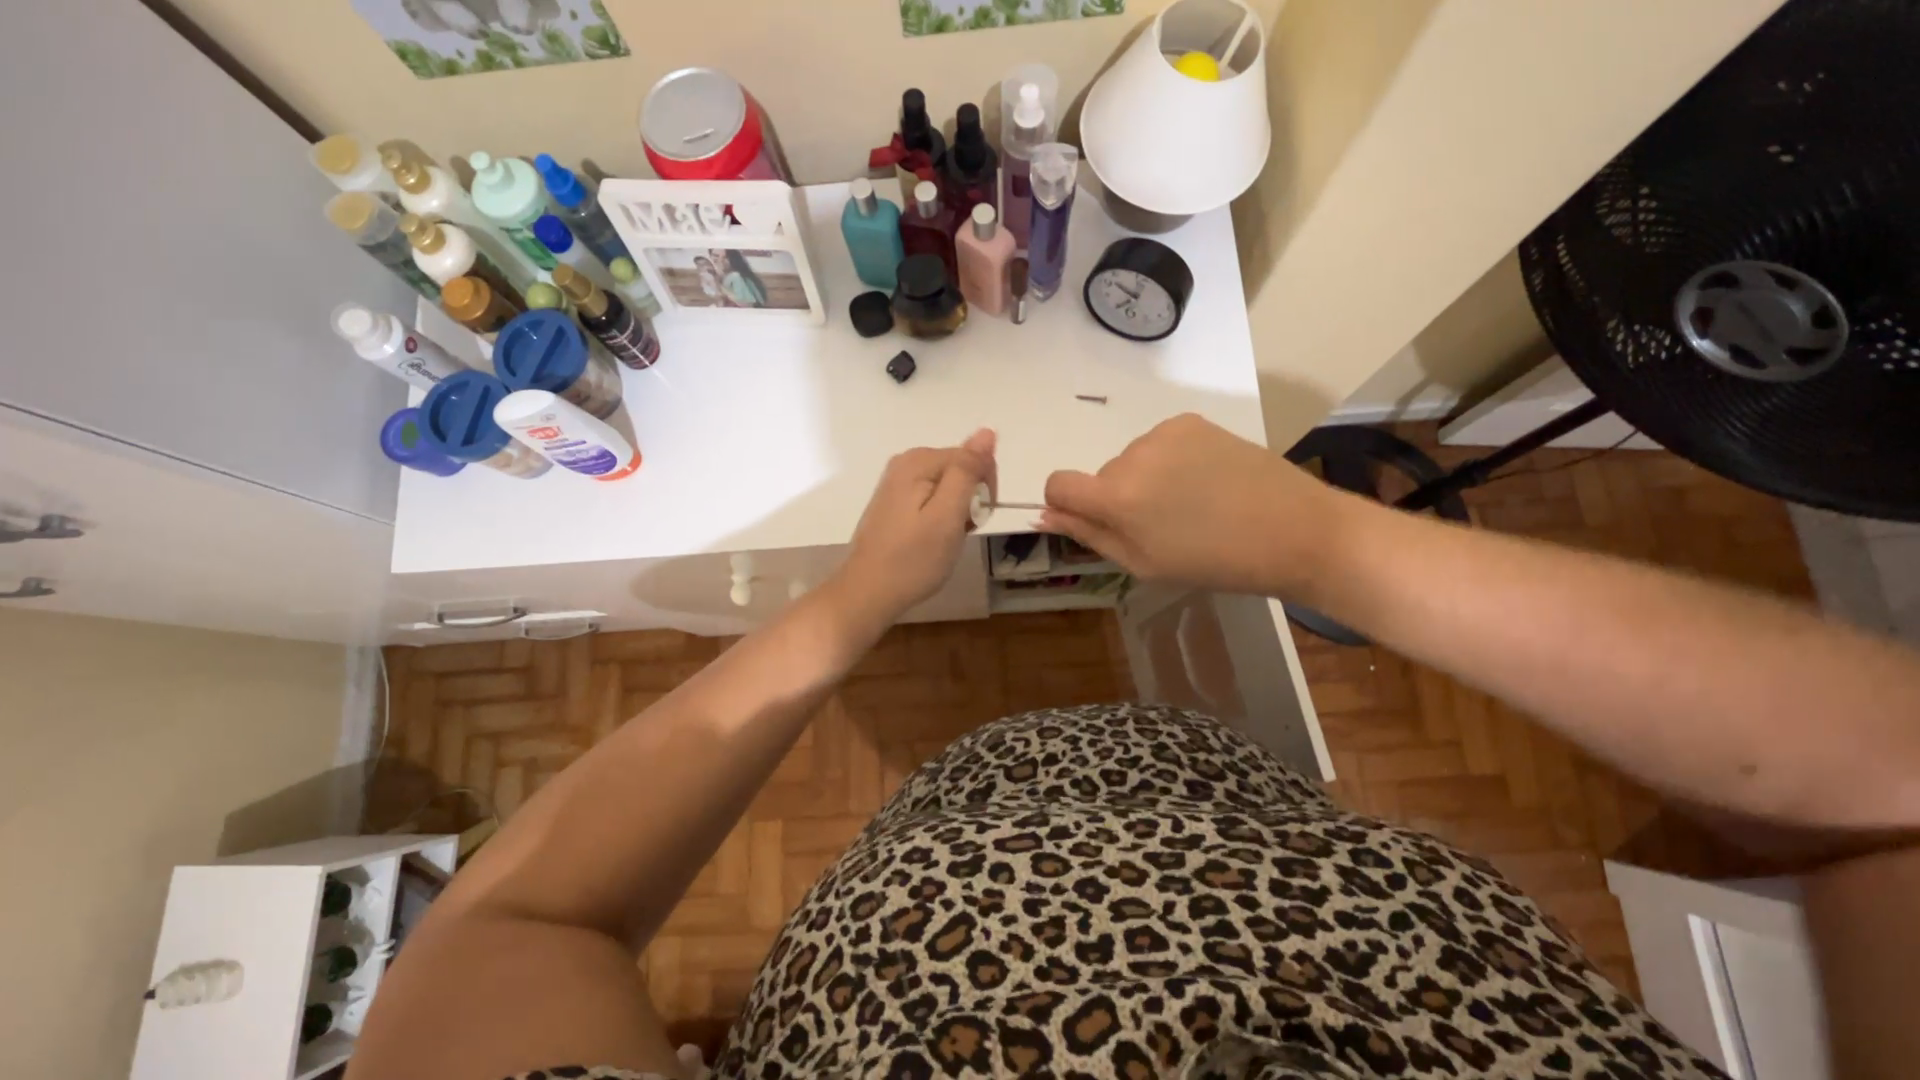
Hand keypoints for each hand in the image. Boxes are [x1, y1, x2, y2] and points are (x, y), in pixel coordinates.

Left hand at [832, 429, 996, 625]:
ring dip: (957, 512)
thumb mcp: (948, 515)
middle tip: (959, 531)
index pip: (974, 457)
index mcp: (918, 461)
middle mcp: (905, 463)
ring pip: (949, 487)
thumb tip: (987, 432)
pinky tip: (932, 540)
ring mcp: (897, 483)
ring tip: (945, 539)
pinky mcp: (894, 503)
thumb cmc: (913, 559)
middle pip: (960, 469)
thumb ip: (967, 471)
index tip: (975, 519)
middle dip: (970, 500)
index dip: (985, 489)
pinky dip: (940, 518)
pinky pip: (932, 499)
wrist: (869, 593)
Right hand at [1040, 414, 1342, 596]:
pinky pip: (1159, 444)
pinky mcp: (1191, 422)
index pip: (1059, 484)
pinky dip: (1170, 462)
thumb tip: (1047, 515)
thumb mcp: (1145, 564)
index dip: (1066, 504)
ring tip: (1193, 505)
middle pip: (1101, 475)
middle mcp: (1132, 455)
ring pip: (1132, 460)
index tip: (1094, 521)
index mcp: (1117, 497)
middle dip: (1118, 499)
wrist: (1294, 530)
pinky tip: (1205, 482)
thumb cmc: (1216, 562)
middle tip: (1164, 527)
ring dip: (1147, 480)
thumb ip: (1091, 536)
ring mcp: (1163, 434)